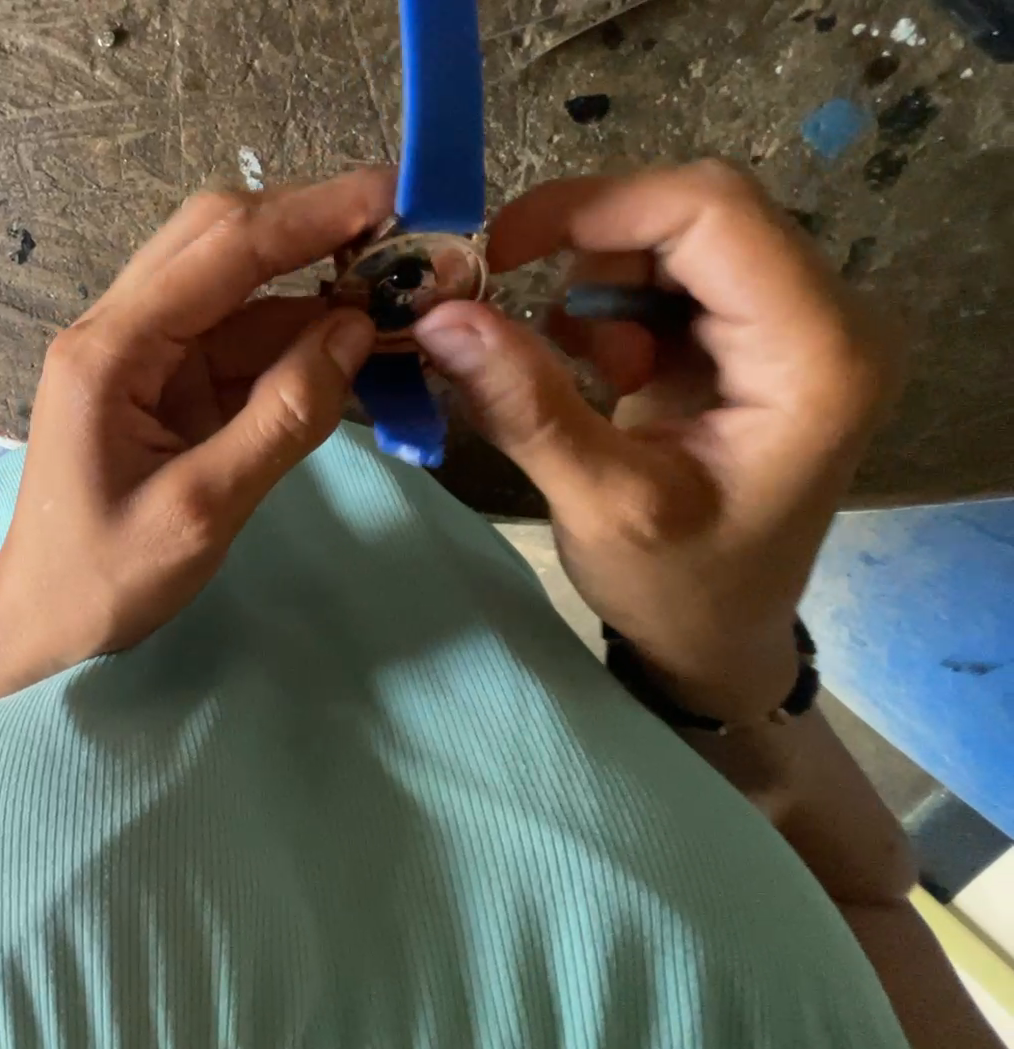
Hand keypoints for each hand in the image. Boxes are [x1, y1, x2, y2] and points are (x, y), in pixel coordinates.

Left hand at [0, 170, 390, 671]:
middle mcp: (116, 334)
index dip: (309, 215)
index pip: (219, 250)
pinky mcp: (155, 388)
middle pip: (215, 244)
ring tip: (391, 297)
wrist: (41, 617)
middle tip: (398, 239)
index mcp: (109, 352)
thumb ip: (282, 418)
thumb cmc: (104, 577)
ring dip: (305, 288)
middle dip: (307, 231)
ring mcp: (135, 359)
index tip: (395, 196)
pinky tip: (342, 346)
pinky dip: (286, 340)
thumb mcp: (201, 510)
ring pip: (227, 291)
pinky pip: (227, 342)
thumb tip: (356, 331)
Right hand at [411, 161, 897, 721]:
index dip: (592, 209)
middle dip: (579, 251)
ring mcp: (778, 326)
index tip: (492, 254)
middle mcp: (816, 314)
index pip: (710, 213)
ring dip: (588, 293)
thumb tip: (439, 320)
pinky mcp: (737, 343)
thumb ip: (524, 407)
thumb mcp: (598, 501)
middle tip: (507, 310)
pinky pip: (655, 284)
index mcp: (814, 350)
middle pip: (686, 217)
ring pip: (662, 245)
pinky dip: (597, 314)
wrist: (713, 630)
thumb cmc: (676, 582)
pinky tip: (596, 375)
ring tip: (577, 373)